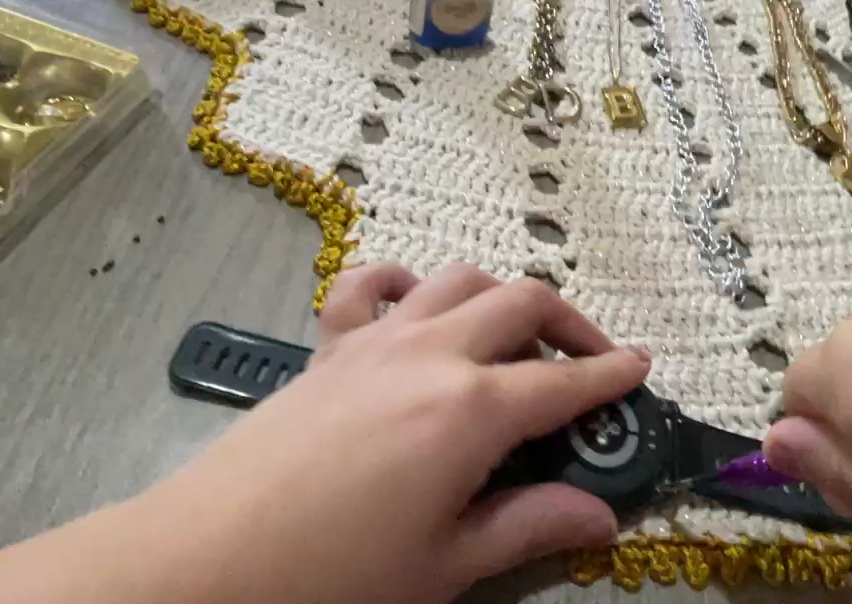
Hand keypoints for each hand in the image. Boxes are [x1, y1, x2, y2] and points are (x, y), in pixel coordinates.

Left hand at [147, 262, 648, 602]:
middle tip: (591, 359)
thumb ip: (530, 526)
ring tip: (512, 339)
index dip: (610, 373)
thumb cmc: (337, 576)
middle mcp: (434, 351)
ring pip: (461, 278)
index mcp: (471, 409)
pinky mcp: (334, 339)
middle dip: (571, 322)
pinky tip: (418, 309)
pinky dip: (406, 282)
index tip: (642, 366)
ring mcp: (381, 335)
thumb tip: (603, 517)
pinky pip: (373, 282)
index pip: (563, 383)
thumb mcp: (446, 564)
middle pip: (523, 302)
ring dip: (500, 297)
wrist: (210, 561)